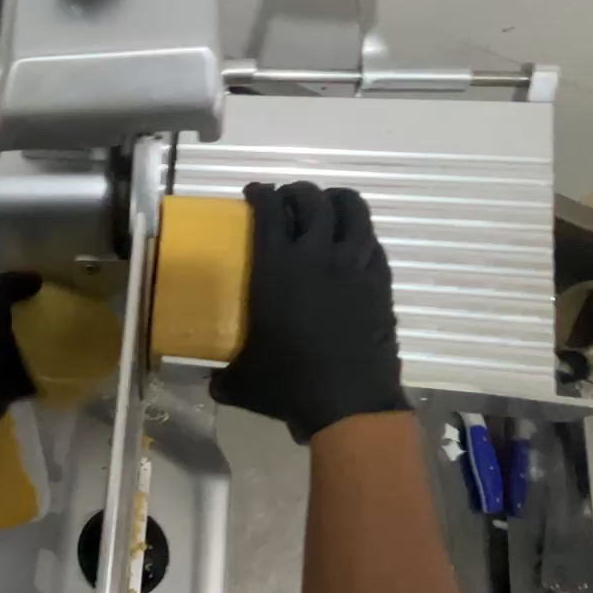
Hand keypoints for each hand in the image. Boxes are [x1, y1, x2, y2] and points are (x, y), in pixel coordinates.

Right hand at [211, 182, 405, 443]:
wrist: (347, 400)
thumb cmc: (288, 383)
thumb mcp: (242, 379)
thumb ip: (224, 374)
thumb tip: (212, 382)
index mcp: (275, 268)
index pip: (268, 210)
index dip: (260, 194)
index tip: (254, 192)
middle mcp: (316, 255)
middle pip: (311, 200)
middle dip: (297, 192)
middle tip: (287, 199)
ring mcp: (353, 265)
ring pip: (352, 209)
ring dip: (336, 200)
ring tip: (326, 206)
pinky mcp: (380, 282)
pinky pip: (372, 241)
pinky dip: (359, 233)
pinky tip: (351, 245)